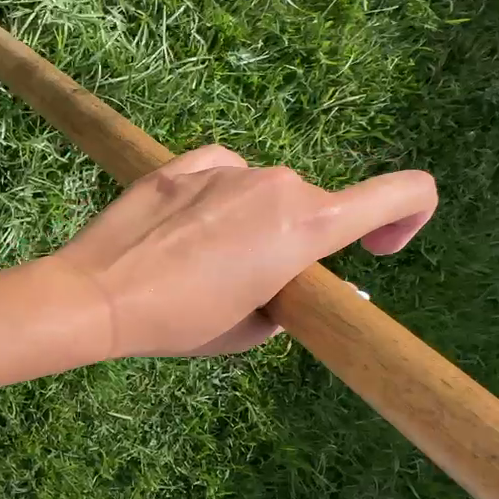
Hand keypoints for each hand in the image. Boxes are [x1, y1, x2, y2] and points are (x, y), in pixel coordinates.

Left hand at [46, 144, 437, 357]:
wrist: (90, 300)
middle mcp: (275, 187)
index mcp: (309, 226)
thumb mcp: (243, 331)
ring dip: (244, 216)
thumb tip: (281, 291)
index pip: (405, 193)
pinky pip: (215, 167)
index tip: (375, 248)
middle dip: (289, 237)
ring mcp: (221, 174)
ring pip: (257, 190)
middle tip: (240, 275)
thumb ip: (283, 303)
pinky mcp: (172, 171)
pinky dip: (213, 187)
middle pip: (308, 205)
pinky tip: (189, 215)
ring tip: (193, 256)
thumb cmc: (169, 323)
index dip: (408, 217)